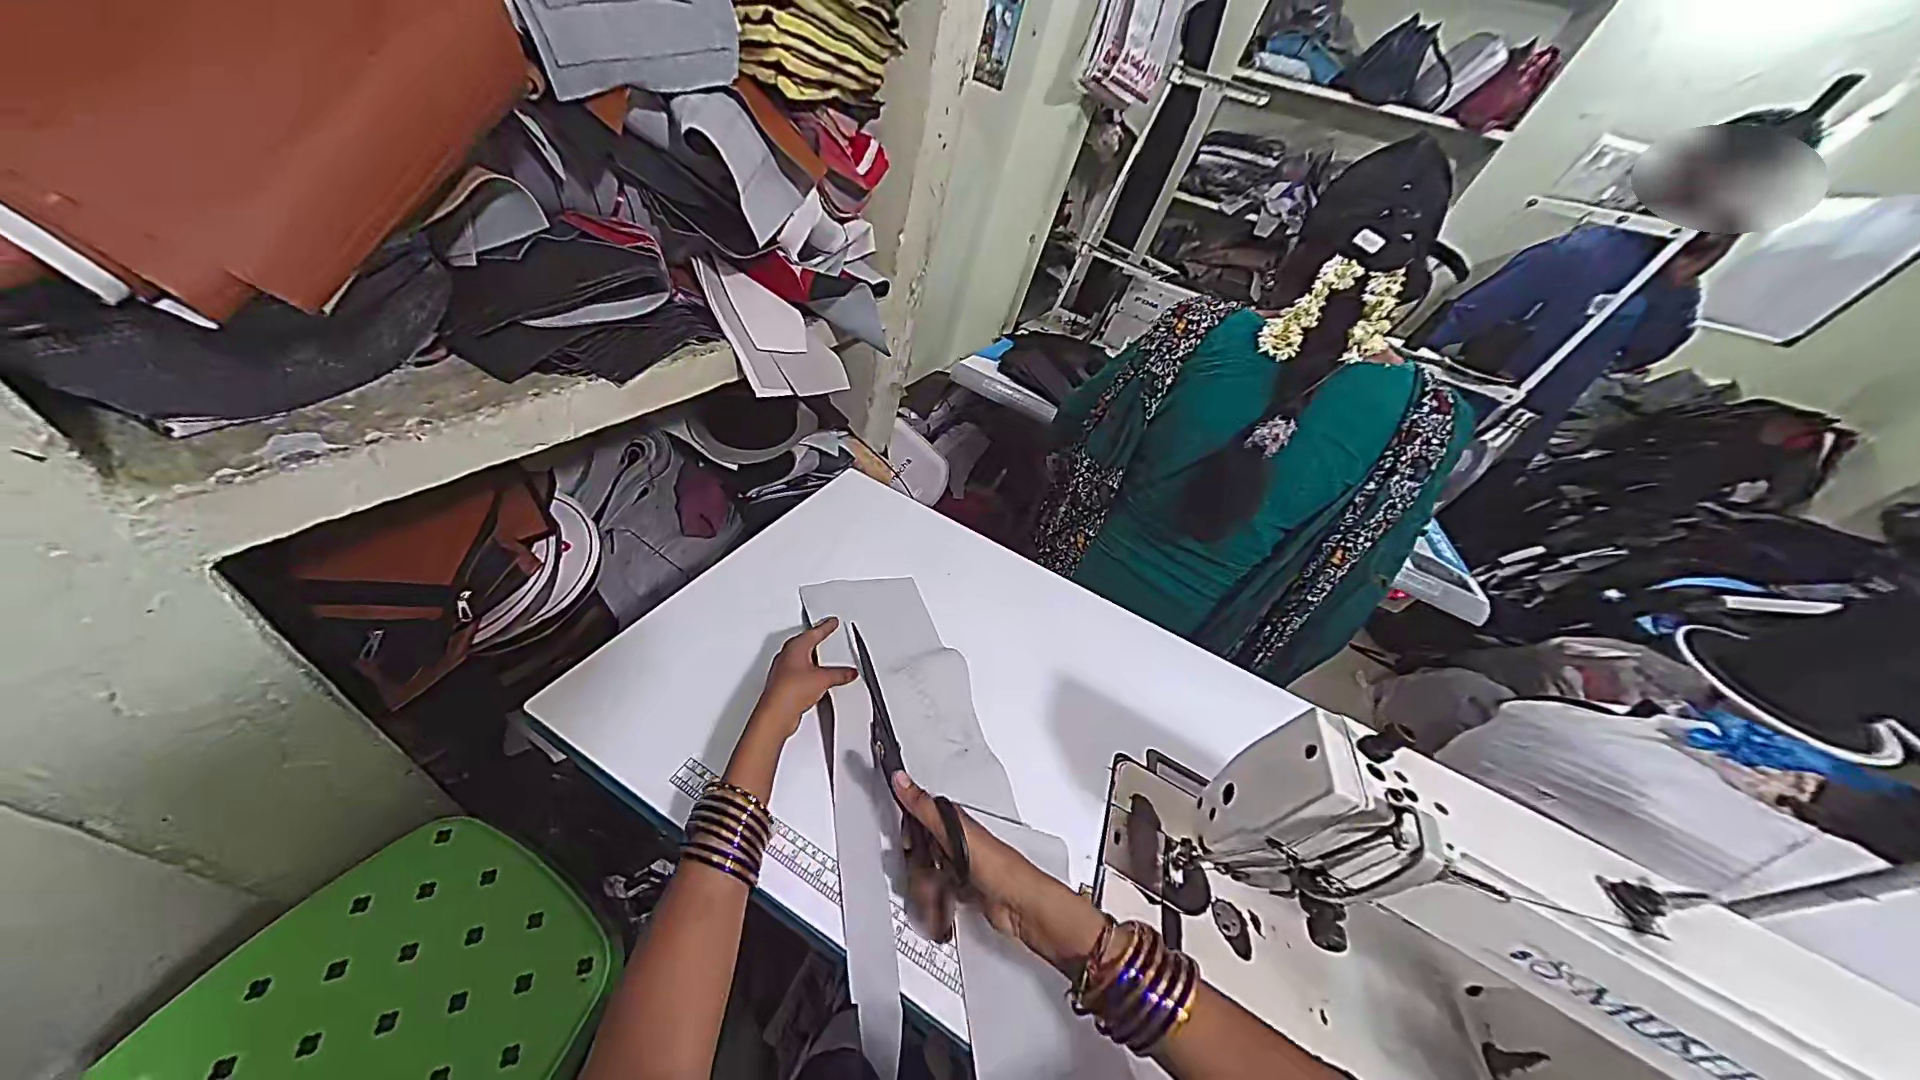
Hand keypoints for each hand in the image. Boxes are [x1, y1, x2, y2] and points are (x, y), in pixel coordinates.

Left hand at [749, 618, 857, 738]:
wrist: (777, 713)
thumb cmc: (790, 690)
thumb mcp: (823, 678)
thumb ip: (839, 674)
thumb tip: (848, 672)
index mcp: (795, 647)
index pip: (814, 632)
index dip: (825, 627)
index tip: (832, 622)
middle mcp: (786, 656)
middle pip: (804, 643)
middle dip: (816, 640)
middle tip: (825, 633)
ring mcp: (783, 671)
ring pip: (801, 659)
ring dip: (812, 658)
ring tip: (823, 659)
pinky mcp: (783, 685)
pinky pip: (799, 673)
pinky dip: (808, 673)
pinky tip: (815, 680)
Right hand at [892, 771, 1106, 973]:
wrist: (1020, 906)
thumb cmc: (998, 867)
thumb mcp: (955, 833)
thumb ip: (925, 807)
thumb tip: (901, 779)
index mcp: (954, 822)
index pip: (918, 820)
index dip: (909, 837)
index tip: (909, 848)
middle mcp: (956, 842)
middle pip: (920, 853)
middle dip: (919, 872)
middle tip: (930, 878)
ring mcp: (959, 867)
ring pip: (927, 876)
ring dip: (928, 892)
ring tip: (939, 899)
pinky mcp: (963, 890)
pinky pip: (937, 895)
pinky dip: (937, 904)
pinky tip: (943, 910)